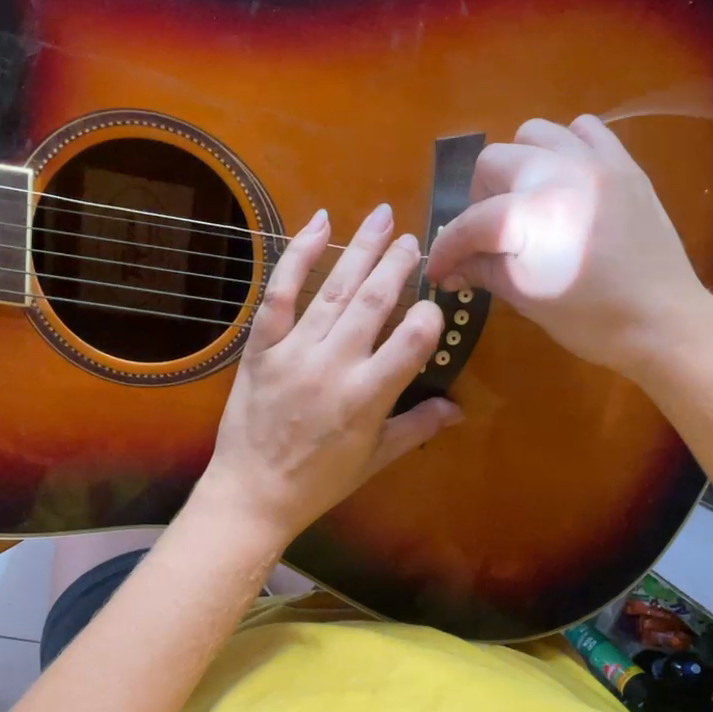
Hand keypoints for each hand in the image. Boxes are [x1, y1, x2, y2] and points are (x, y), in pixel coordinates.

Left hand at [197, 204, 462, 543]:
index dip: (430, 316)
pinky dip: (297, 256)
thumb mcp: (374, 460)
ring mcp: (294, 352)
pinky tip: (318, 224)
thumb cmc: (319, 482)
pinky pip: (280, 294)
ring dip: (361, 249)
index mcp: (368, 397)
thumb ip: (417, 428)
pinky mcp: (262, 347)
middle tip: (413, 240)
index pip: (413, 340)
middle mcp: (334, 366)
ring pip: (333, 289)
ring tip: (383, 217)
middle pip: (374, 301)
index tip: (435, 306)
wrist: (253, 494)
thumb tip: (458, 408)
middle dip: (398, 265)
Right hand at [424, 115, 712, 378]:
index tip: (439, 271)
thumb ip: (485, 271)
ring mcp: (594, 162)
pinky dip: (564, 149)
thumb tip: (452, 268)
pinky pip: (583, 130)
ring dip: (518, 165)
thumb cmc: (590, 321)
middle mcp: (558, 174)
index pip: (470, 222)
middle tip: (487, 237)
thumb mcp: (527, 299)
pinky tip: (564, 182)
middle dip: (479, 200)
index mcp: (532, 216)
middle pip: (493, 162)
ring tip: (524, 201)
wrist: (661, 321)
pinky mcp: (622, 163)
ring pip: (534, 134)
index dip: (447, 249)